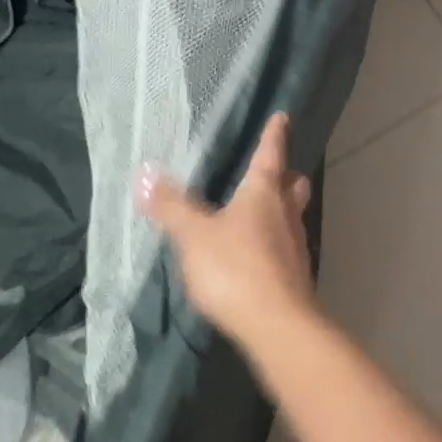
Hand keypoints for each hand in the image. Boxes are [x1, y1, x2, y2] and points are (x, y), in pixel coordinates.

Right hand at [138, 113, 316, 344]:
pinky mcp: (294, 275)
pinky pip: (285, 246)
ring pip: (292, 215)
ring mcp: (295, 244)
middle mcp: (286, 212)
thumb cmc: (236, 268)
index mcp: (264, 193)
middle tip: (276, 170)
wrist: (277, 324)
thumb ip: (171, 207)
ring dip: (280, 209)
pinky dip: (274, 242)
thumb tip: (145, 173)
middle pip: (293, 184)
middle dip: (286, 174)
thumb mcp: (194, 235)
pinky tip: (257, 255)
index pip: (271, 153)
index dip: (274, 134)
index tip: (282, 117)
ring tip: (259, 213)